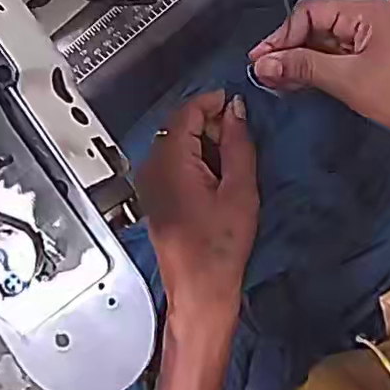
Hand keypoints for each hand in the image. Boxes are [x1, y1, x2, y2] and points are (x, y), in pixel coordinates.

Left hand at [138, 91, 258, 331]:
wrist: (199, 289)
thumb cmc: (221, 247)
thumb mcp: (240, 189)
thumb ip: (238, 143)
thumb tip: (236, 110)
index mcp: (171, 161)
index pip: (187, 111)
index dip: (213, 101)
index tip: (235, 102)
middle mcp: (152, 166)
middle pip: (179, 124)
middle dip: (210, 123)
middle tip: (239, 137)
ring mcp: (149, 181)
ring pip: (176, 142)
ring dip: (203, 141)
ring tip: (230, 162)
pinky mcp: (153, 194)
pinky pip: (172, 161)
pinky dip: (194, 158)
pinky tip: (214, 179)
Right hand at [248, 0, 389, 176]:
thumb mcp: (348, 80)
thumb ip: (302, 66)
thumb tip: (262, 64)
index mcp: (368, 11)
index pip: (309, 12)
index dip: (281, 36)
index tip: (260, 62)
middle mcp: (370, 17)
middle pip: (315, 23)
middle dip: (288, 48)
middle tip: (264, 74)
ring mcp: (374, 37)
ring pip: (324, 41)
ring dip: (300, 60)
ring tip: (277, 81)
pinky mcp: (375, 57)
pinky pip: (337, 56)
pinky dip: (317, 68)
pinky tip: (300, 83)